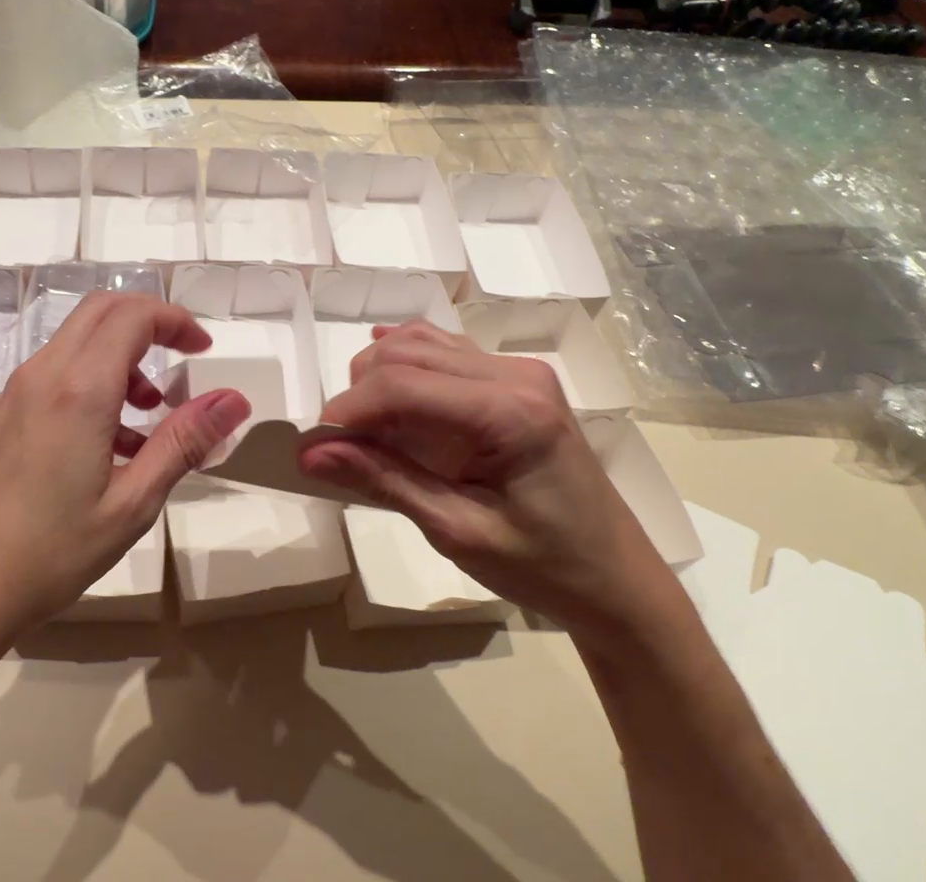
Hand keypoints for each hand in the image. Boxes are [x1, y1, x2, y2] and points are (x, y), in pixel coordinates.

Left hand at [0, 293, 251, 692]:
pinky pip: (55, 374)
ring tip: (148, 419)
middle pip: (100, 311)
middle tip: (183, 361)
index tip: (205, 349)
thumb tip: (234, 400)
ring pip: (76, 342)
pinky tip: (109, 446)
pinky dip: (93, 382)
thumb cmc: (50, 553)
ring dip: (120, 357)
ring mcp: (15, 394)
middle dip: (149, 323)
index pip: (133, 316)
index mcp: (79, 388)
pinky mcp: (2, 416)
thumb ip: (183, 443)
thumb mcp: (131, 504)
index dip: (176, 320)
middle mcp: (43, 375)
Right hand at [296, 320, 679, 637]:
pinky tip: (382, 391)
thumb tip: (310, 454)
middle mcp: (515, 374)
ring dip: (377, 380)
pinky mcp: (515, 382)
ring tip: (361, 435)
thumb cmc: (545, 566)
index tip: (309, 450)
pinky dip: (404, 365)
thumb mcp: (459, 532)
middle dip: (358, 396)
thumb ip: (386, 482)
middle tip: (335, 451)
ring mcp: (518, 372)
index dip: (346, 411)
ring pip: (420, 345)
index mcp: (510, 410)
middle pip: (406, 355)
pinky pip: (444, 352)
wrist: (616, 580)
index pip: (402, 384)